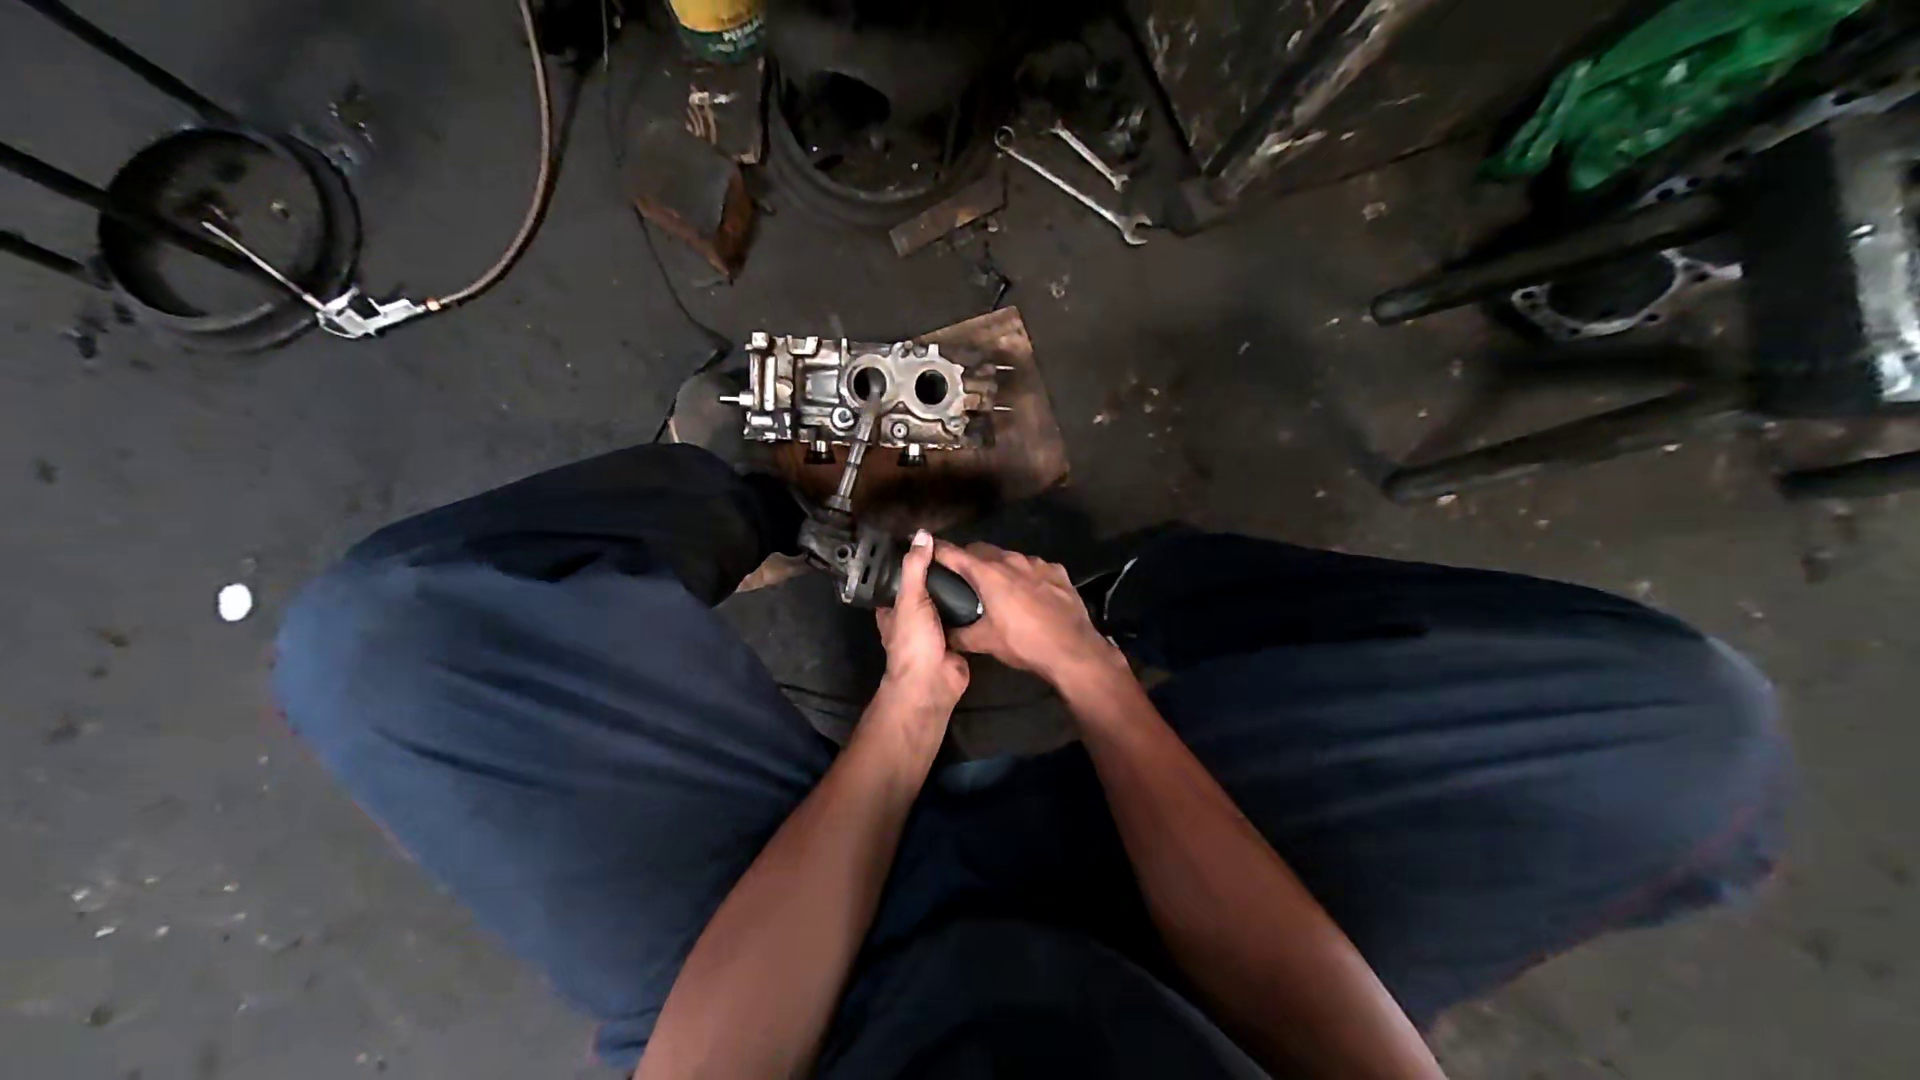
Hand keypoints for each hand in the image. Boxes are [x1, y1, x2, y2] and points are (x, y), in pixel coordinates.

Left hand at [874, 531, 969, 724]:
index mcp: (892, 610)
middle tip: (959, 553)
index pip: (899, 580)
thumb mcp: (910, 598)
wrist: (933, 682)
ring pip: (946, 606)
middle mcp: (912, 619)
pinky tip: (987, 591)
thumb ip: (915, 567)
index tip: (928, 543)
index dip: (910, 563)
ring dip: (958, 593)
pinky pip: (965, 620)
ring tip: (976, 566)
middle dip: (940, 577)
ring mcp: (935, 631)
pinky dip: (974, 609)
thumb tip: (922, 534)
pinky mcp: (957, 640)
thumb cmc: (913, 640)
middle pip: (926, 592)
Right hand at [934, 542, 1127, 688]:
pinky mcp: (1058, 572)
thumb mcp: (985, 643)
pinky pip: (1035, 568)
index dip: (938, 551)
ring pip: (1010, 558)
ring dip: (1000, 567)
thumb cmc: (1024, 643)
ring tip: (997, 587)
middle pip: (982, 550)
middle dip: (968, 558)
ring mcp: (1038, 564)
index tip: (928, 551)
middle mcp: (1012, 560)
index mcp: (988, 573)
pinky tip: (1030, 594)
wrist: (1073, 650)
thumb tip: (942, 635)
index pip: (954, 553)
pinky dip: (1027, 576)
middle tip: (961, 576)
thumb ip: (959, 635)